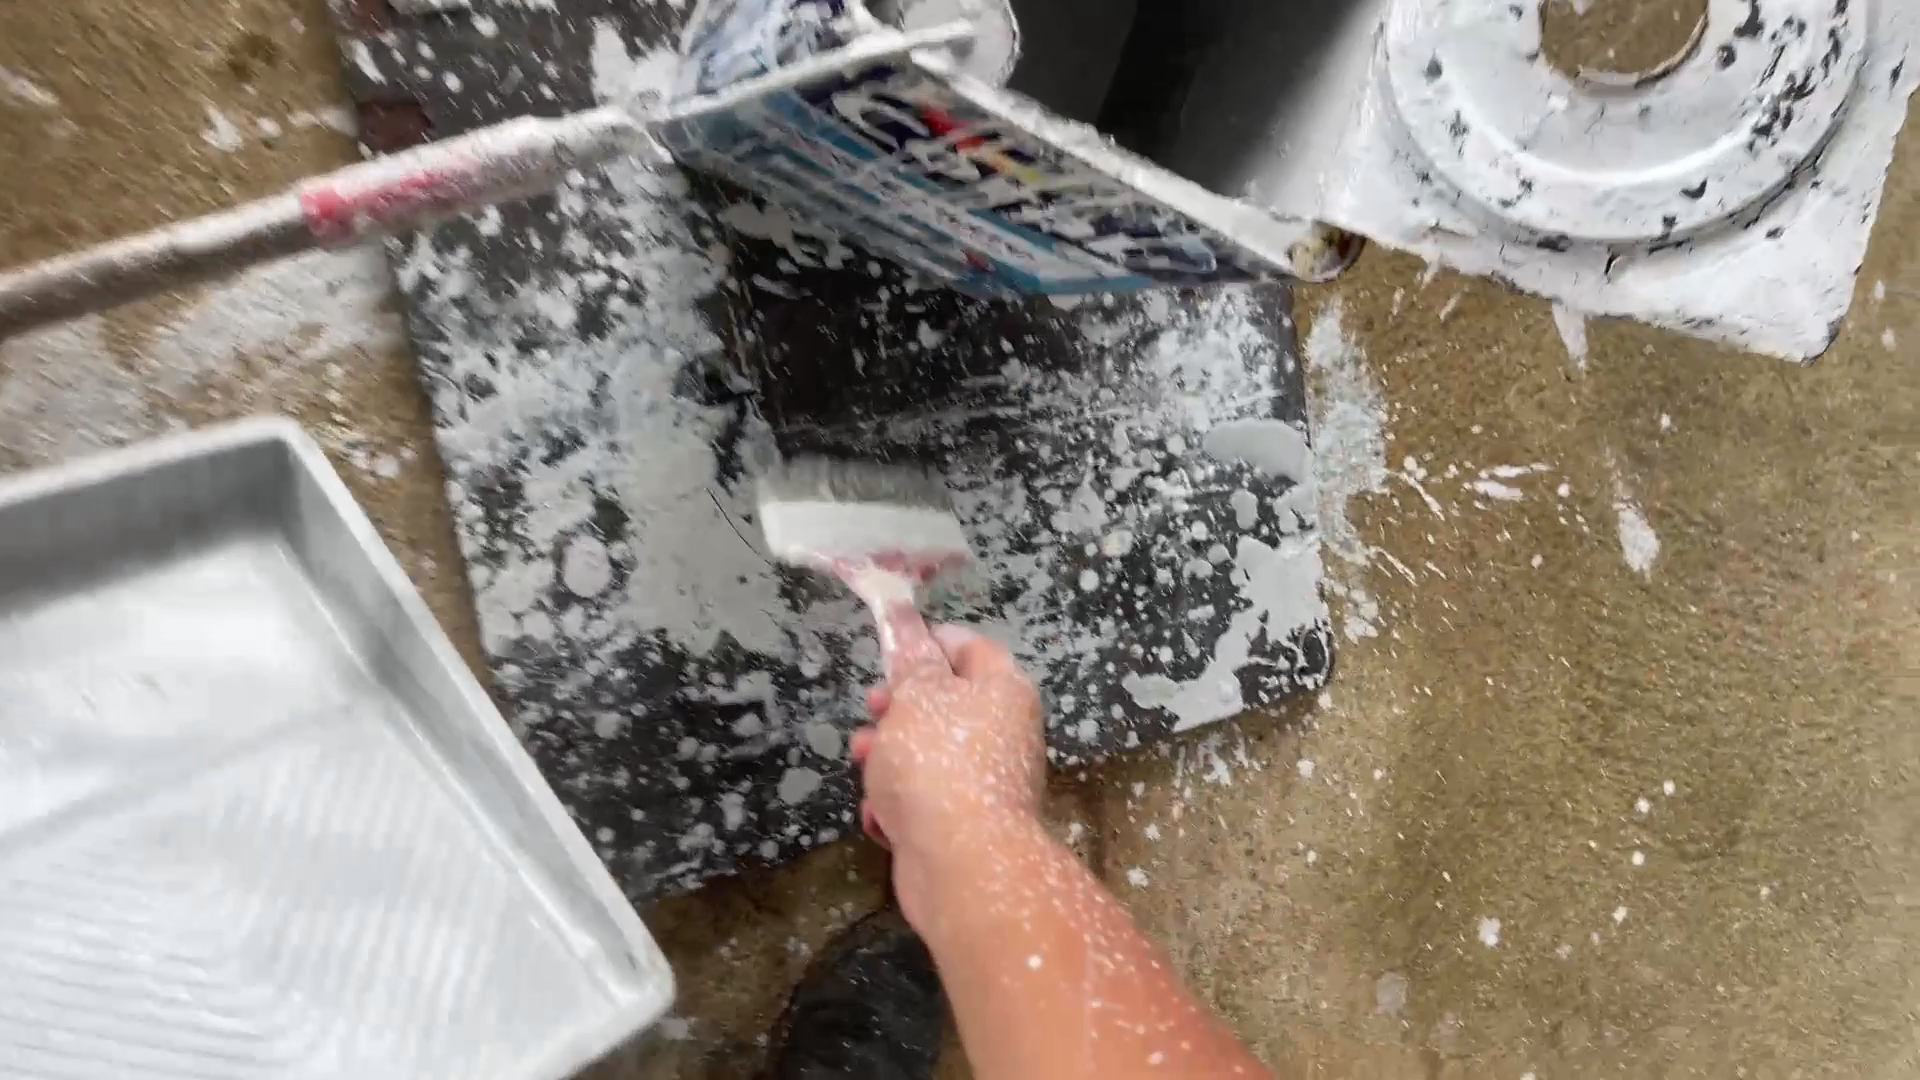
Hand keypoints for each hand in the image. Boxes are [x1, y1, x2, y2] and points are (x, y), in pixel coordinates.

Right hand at [850, 625, 1046, 926]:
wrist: (963, 864)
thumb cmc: (937, 762)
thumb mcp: (916, 697)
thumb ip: (911, 661)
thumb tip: (909, 624)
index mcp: (1004, 691)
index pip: (971, 648)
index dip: (931, 641)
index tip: (894, 647)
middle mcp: (1004, 732)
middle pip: (946, 703)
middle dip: (899, 706)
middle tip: (872, 707)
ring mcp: (986, 782)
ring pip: (929, 754)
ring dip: (888, 755)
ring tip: (861, 759)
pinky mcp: (965, 825)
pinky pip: (926, 801)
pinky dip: (899, 804)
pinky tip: (878, 815)